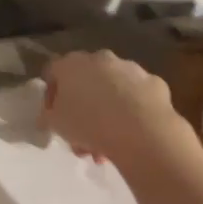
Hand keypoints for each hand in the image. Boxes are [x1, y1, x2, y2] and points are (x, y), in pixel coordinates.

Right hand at [39, 51, 200, 170]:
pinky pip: (135, 97)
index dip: (50, 95)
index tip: (53, 117)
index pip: (53, 72)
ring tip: (105, 145)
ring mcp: (130, 68)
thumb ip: (48, 116)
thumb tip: (49, 116)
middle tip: (79, 134)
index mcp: (71, 64)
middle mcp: (100, 58)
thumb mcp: (54, 124)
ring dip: (105, 112)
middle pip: (84, 81)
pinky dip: (130, 111)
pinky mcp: (154, 82)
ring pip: (111, 89)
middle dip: (81, 107)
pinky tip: (129, 133)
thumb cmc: (87, 123)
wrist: (141, 130)